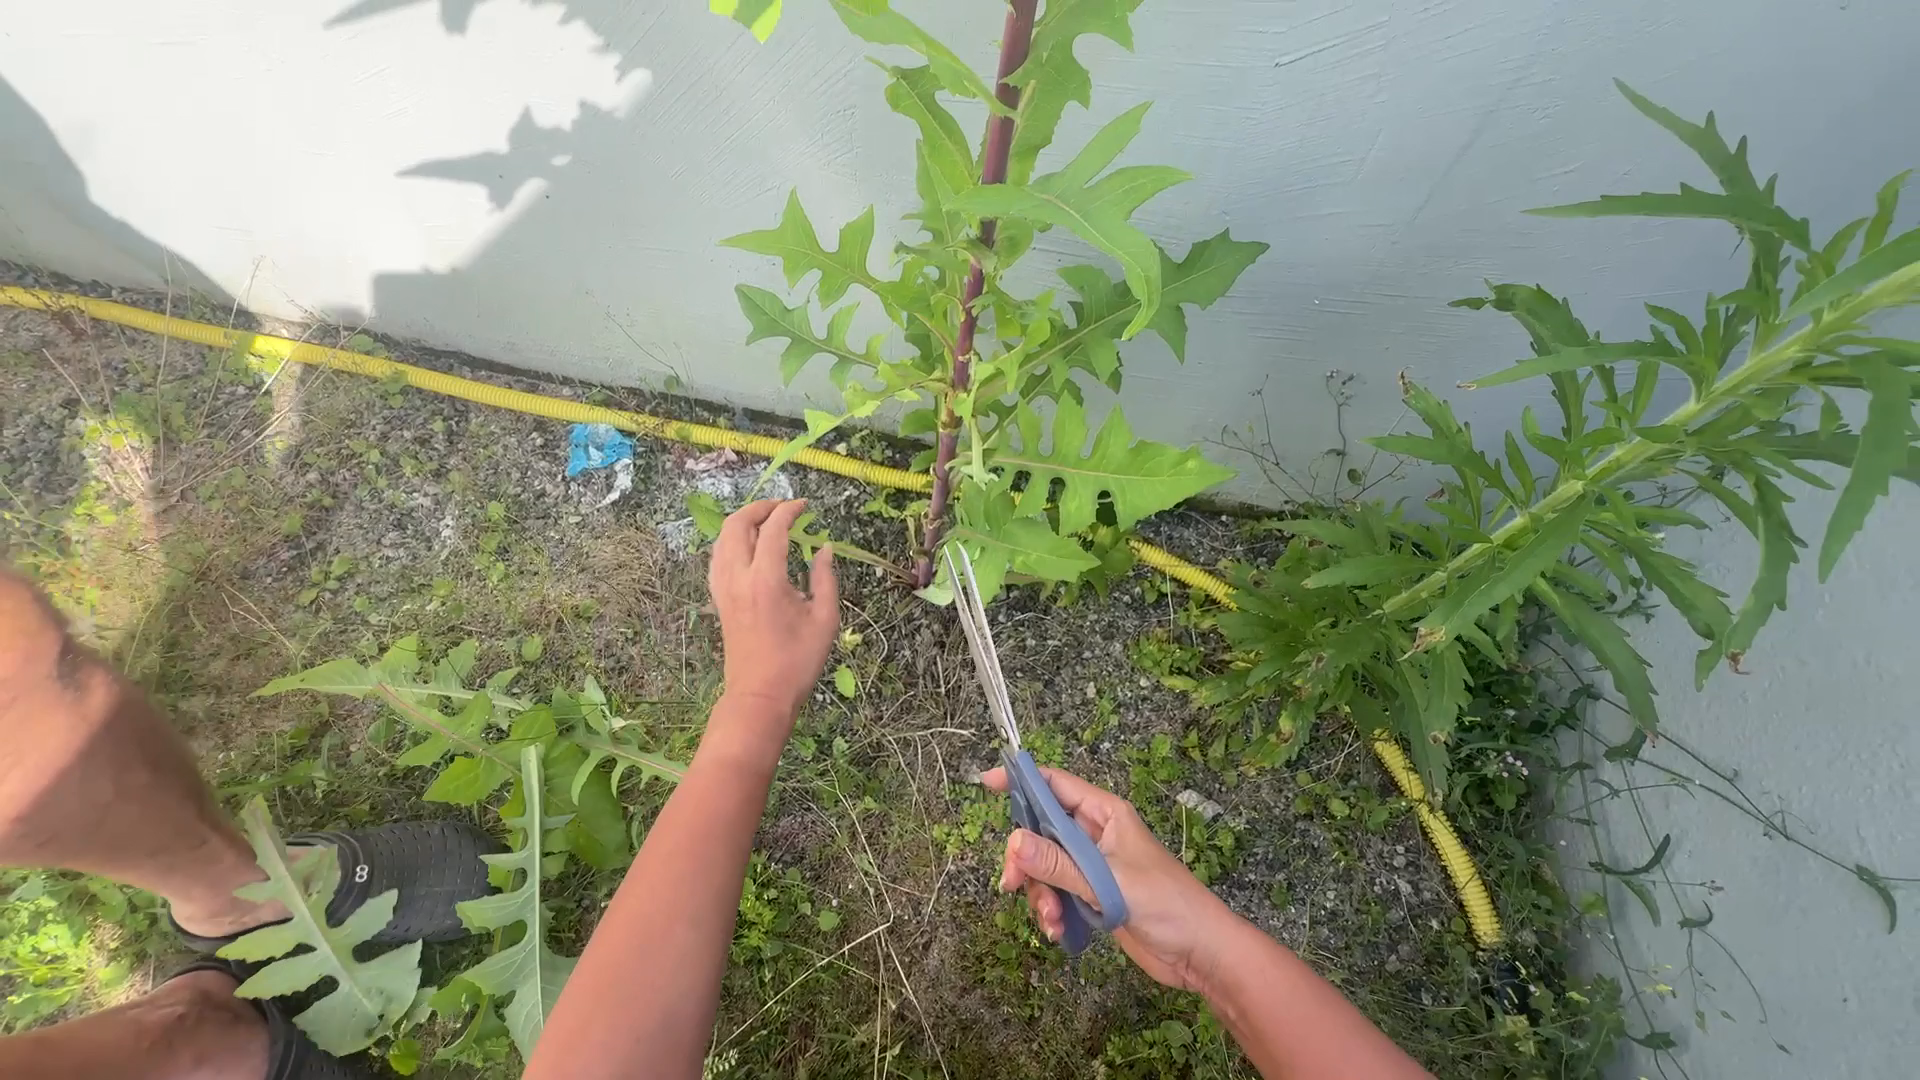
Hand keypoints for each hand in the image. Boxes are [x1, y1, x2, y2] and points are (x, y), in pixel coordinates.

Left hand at [708, 500, 838, 723]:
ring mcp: (723, 588)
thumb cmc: (798, 661)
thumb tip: (824, 548)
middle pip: (737, 524)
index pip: (773, 529)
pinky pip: (718, 557)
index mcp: (766, 580)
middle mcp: (738, 577)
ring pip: (722, 538)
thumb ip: (825, 578)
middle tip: (783, 508)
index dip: (789, 511)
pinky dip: (731, 541)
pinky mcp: (718, 598)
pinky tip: (748, 546)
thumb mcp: (825, 618)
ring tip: (767, 521)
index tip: (805, 506)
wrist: (760, 695)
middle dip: (760, 508)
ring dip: (743, 522)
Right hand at [983, 765, 1240, 993]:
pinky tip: (1059, 932)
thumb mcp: (1108, 881)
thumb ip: (1059, 863)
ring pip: (1045, 866)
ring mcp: (1092, 866)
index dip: (1021, 781)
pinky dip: (1052, 910)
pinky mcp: (1092, 895)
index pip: (1054, 784)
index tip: (986, 784)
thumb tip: (1013, 841)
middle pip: (1041, 830)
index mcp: (1105, 813)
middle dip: (1025, 857)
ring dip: (1040, 892)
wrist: (1201, 953)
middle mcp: (1095, 834)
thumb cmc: (1165, 903)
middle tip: (1013, 884)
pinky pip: (1057, 892)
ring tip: (1051, 920)